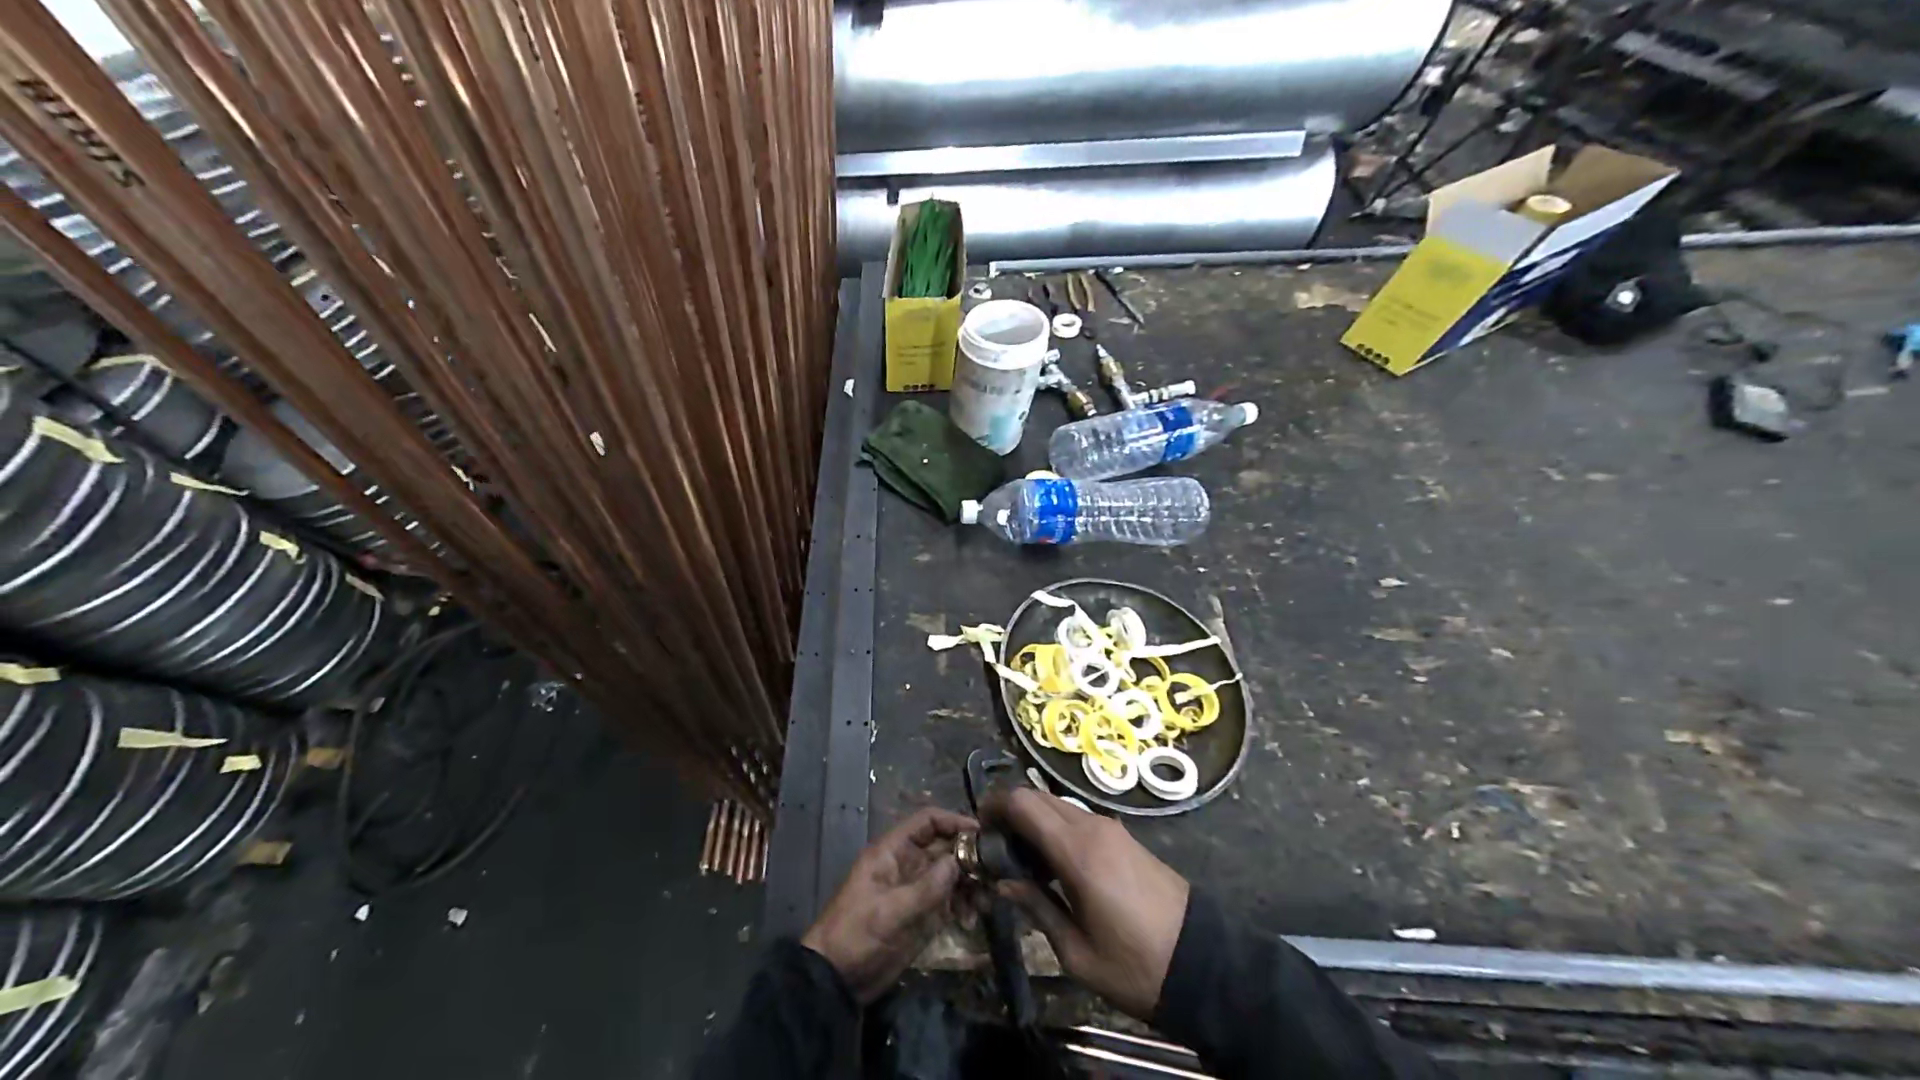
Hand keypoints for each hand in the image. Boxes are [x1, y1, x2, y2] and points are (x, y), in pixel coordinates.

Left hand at [801, 806, 975, 1002]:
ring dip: (971, 884)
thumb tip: (959, 860)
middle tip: (993, 873)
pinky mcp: (924, 913)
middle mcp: (908, 863)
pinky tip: (970, 920)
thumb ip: (927, 886)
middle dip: (969, 857)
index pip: (927, 821)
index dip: (953, 821)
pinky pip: (951, 899)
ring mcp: (917, 889)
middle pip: (945, 846)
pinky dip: (964, 905)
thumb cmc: (857, 934)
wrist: (837, 979)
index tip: (980, 834)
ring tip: (985, 902)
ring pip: (952, 873)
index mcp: (893, 851)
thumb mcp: (891, 911)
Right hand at [981, 788, 1189, 1018]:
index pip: (1023, 802)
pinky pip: (1078, 818)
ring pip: (1058, 805)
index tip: (978, 827)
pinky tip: (1052, 862)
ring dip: (1033, 818)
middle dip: (1010, 811)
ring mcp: (1111, 829)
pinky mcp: (1124, 838)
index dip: (994, 806)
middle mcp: (1092, 827)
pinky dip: (1056, 827)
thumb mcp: (1076, 951)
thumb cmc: (1134, 965)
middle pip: (1038, 796)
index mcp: (1076, 851)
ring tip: (1020, 858)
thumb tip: (1005, 881)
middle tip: (994, 844)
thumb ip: (1037, 907)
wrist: (1202, 962)